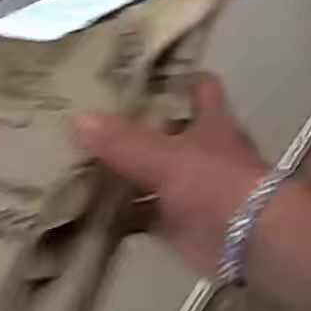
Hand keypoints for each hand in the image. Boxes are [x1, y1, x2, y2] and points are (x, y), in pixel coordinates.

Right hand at [74, 74, 268, 273]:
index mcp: (211, 121)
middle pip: (164, 131)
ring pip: (147, 173)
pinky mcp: (177, 222)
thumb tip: (79, 116)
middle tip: (75, 122)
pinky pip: (139, 214)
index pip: (199, 87)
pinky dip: (112, 216)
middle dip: (128, 128)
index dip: (175, 77)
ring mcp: (190, 186)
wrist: (250, 239)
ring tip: (61, 165)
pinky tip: (74, 215)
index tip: (133, 72)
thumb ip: (126, 141)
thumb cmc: (218, 183)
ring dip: (116, 174)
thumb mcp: (170, 156)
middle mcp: (202, 149)